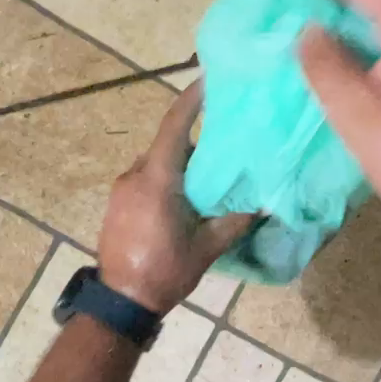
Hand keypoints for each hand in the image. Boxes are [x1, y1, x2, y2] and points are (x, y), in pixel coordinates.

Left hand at [98, 81, 255, 312]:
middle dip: (196, 142)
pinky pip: (145, 179)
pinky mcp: (116, 203)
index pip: (175, 126)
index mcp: (157, 179)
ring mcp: (121, 188)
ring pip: (156, 163)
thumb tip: (264, 204)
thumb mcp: (207, 247)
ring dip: (180, 166)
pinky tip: (183, 201)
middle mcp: (135, 175)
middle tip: (225, 144)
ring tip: (208, 180)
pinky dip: (166, 180)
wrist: (121, 300)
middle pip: (168, 145)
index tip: (209, 81)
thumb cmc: (165, 271)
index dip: (192, 100)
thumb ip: (235, 221)